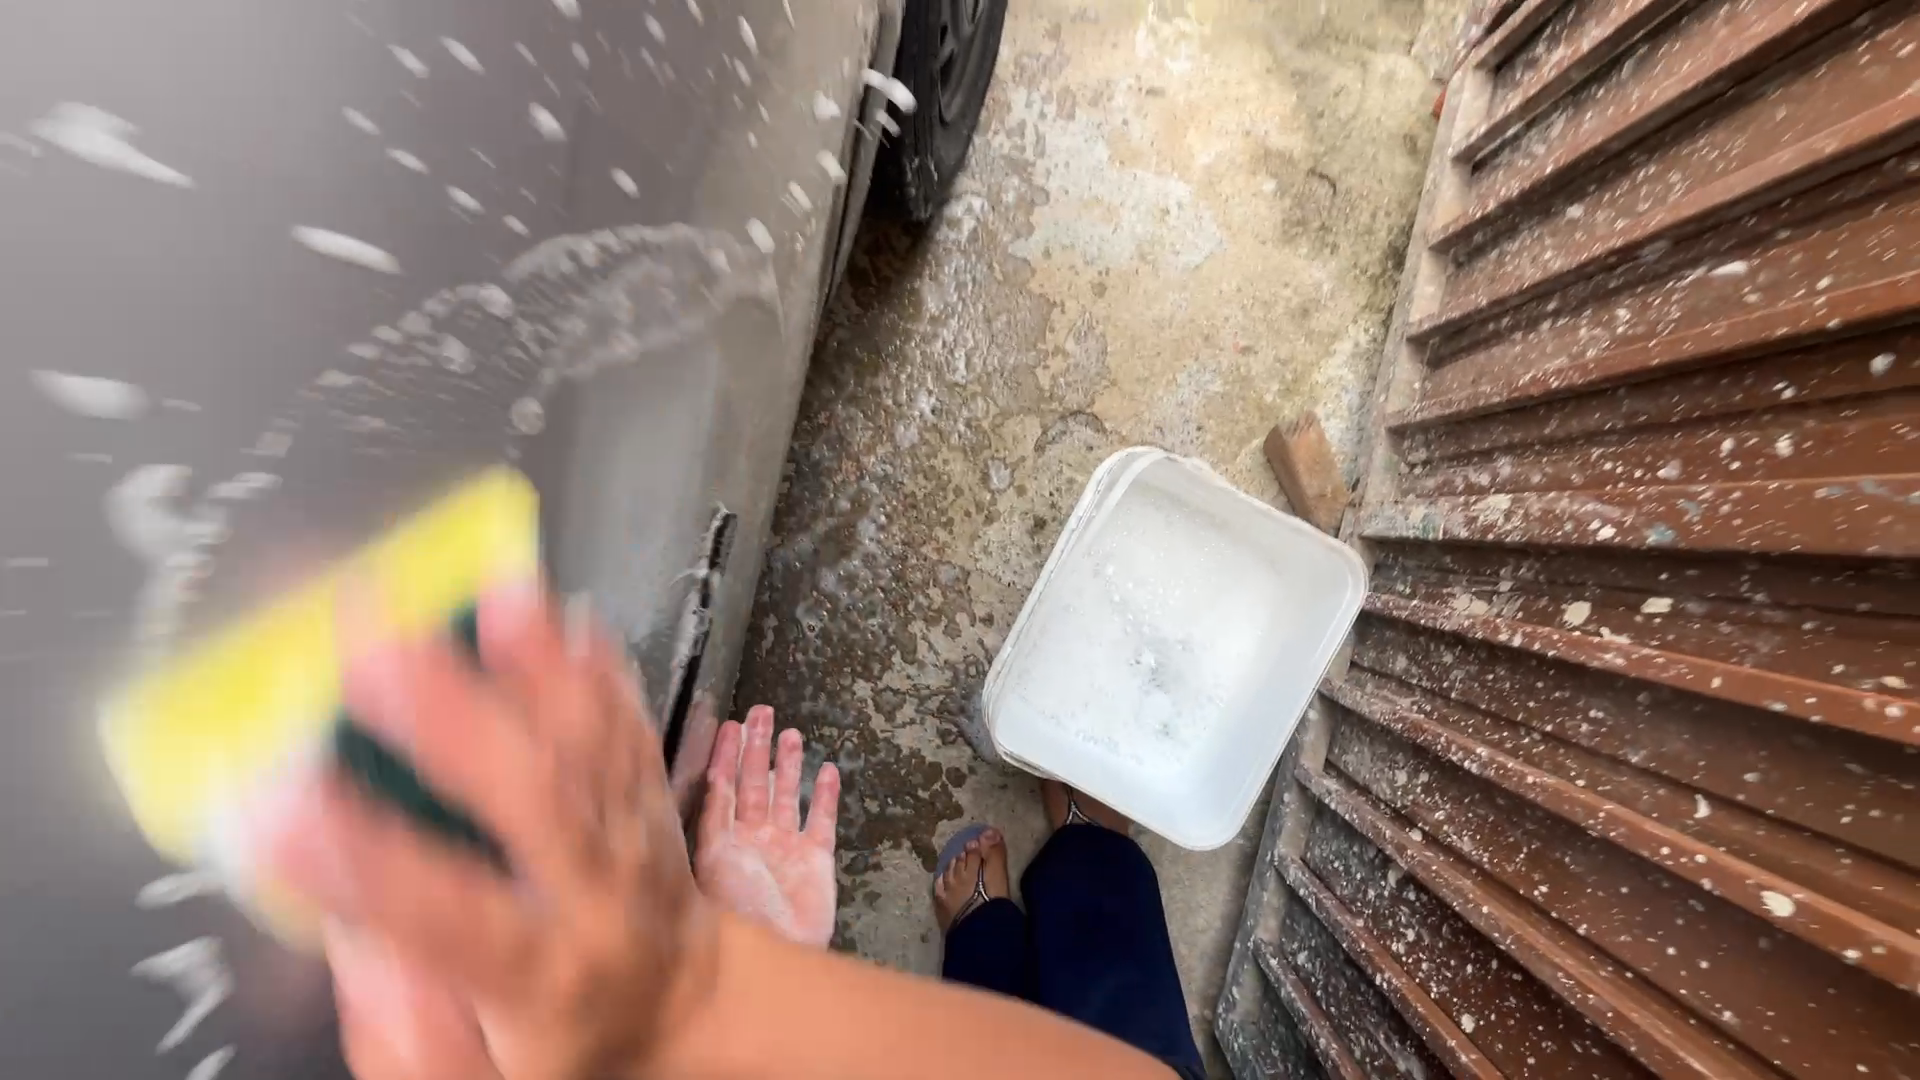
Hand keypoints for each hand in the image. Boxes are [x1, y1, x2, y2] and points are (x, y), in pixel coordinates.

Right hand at [261, 582, 713, 1079]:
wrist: (682, 997)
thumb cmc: (567, 1044)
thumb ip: (414, 1036)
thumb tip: (366, 943)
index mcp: (544, 971)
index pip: (451, 916)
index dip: (364, 862)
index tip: (281, 805)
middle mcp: (601, 884)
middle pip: (538, 796)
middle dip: (455, 718)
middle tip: (379, 650)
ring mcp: (635, 827)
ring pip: (595, 740)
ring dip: (543, 666)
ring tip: (501, 600)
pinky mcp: (651, 791)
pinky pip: (632, 726)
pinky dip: (601, 672)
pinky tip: (574, 623)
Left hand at [695, 706, 840, 946]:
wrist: (777, 956)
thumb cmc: (736, 914)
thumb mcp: (713, 863)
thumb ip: (714, 819)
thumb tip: (709, 778)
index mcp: (723, 841)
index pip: (723, 787)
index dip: (725, 755)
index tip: (729, 724)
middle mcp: (753, 838)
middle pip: (756, 783)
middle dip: (757, 748)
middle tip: (762, 712)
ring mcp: (786, 848)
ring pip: (787, 794)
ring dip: (789, 764)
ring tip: (791, 733)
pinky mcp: (816, 859)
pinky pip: (821, 820)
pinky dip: (825, 796)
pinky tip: (828, 770)